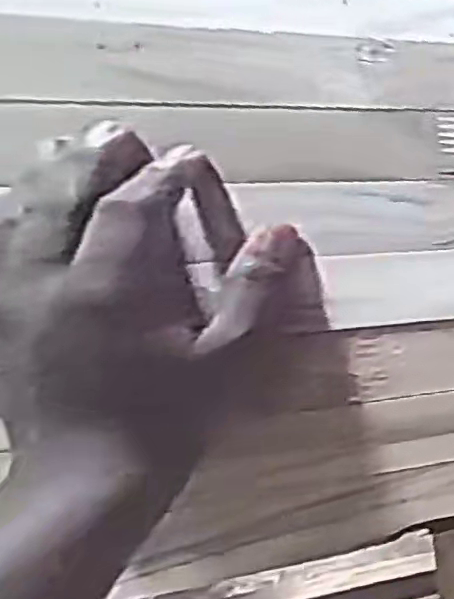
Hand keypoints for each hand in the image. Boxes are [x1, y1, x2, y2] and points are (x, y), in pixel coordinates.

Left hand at [0, 123, 306, 482]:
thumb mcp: (236, 352)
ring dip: (41, 180)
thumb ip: (258, 288)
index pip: (130, 214)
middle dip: (91, 165)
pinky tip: (12, 205)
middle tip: (118, 132)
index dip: (160, 180)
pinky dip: (5, 218)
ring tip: (59, 149)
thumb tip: (282, 231)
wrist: (92, 466)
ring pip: (14, 219)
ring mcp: (9, 297)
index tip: (188, 156)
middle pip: (60, 204)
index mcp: (109, 289)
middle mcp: (44, 281)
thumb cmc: (178, 409)